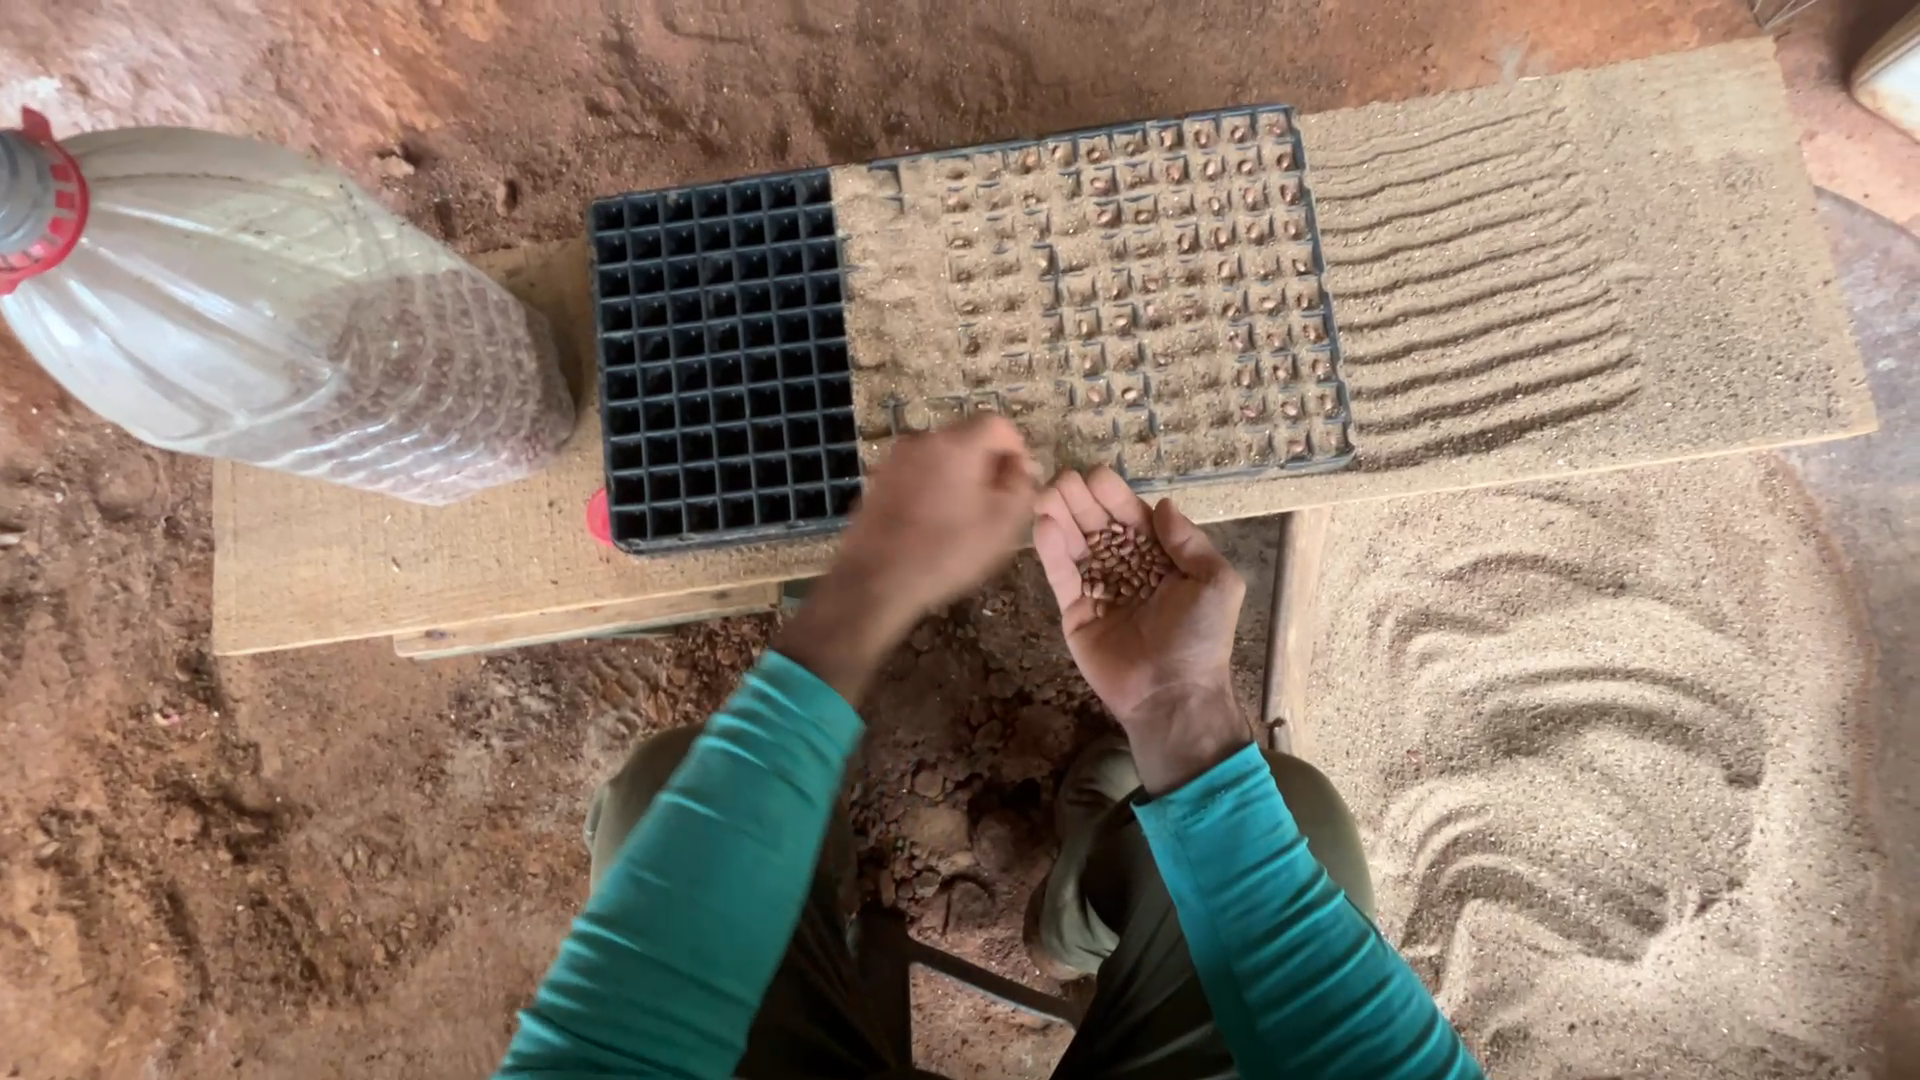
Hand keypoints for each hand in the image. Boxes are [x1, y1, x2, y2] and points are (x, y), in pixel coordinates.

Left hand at [776, 416, 1035, 701]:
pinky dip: (931, 490)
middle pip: (967, 439)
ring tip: (962, 520)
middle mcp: (922, 440)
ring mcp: (894, 460)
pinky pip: (916, 476)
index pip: (999, 425)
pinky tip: (931, 526)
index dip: (1016, 451)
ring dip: (958, 480)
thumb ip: (1022, 486)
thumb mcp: (1003, 524)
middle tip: (994, 505)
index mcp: (957, 443)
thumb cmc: (947, 552)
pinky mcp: (876, 481)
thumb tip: (1021, 467)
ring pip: (940, 459)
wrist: (875, 580)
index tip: (1018, 484)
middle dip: (986, 466)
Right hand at [1033, 467, 1251, 793]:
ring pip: (1076, 547)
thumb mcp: (1215, 583)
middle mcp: (1127, 571)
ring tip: (1046, 493)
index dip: (1115, 497)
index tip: (1096, 475)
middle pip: (1099, 528)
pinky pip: (1062, 577)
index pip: (1133, 520)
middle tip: (1062, 478)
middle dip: (1082, 502)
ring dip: (1061, 518)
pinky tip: (1043, 525)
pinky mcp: (1074, 613)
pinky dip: (1051, 552)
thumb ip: (1190, 542)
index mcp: (1161, 562)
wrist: (1173, 694)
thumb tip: (1163, 506)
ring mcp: (1098, 591)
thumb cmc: (1200, 637)